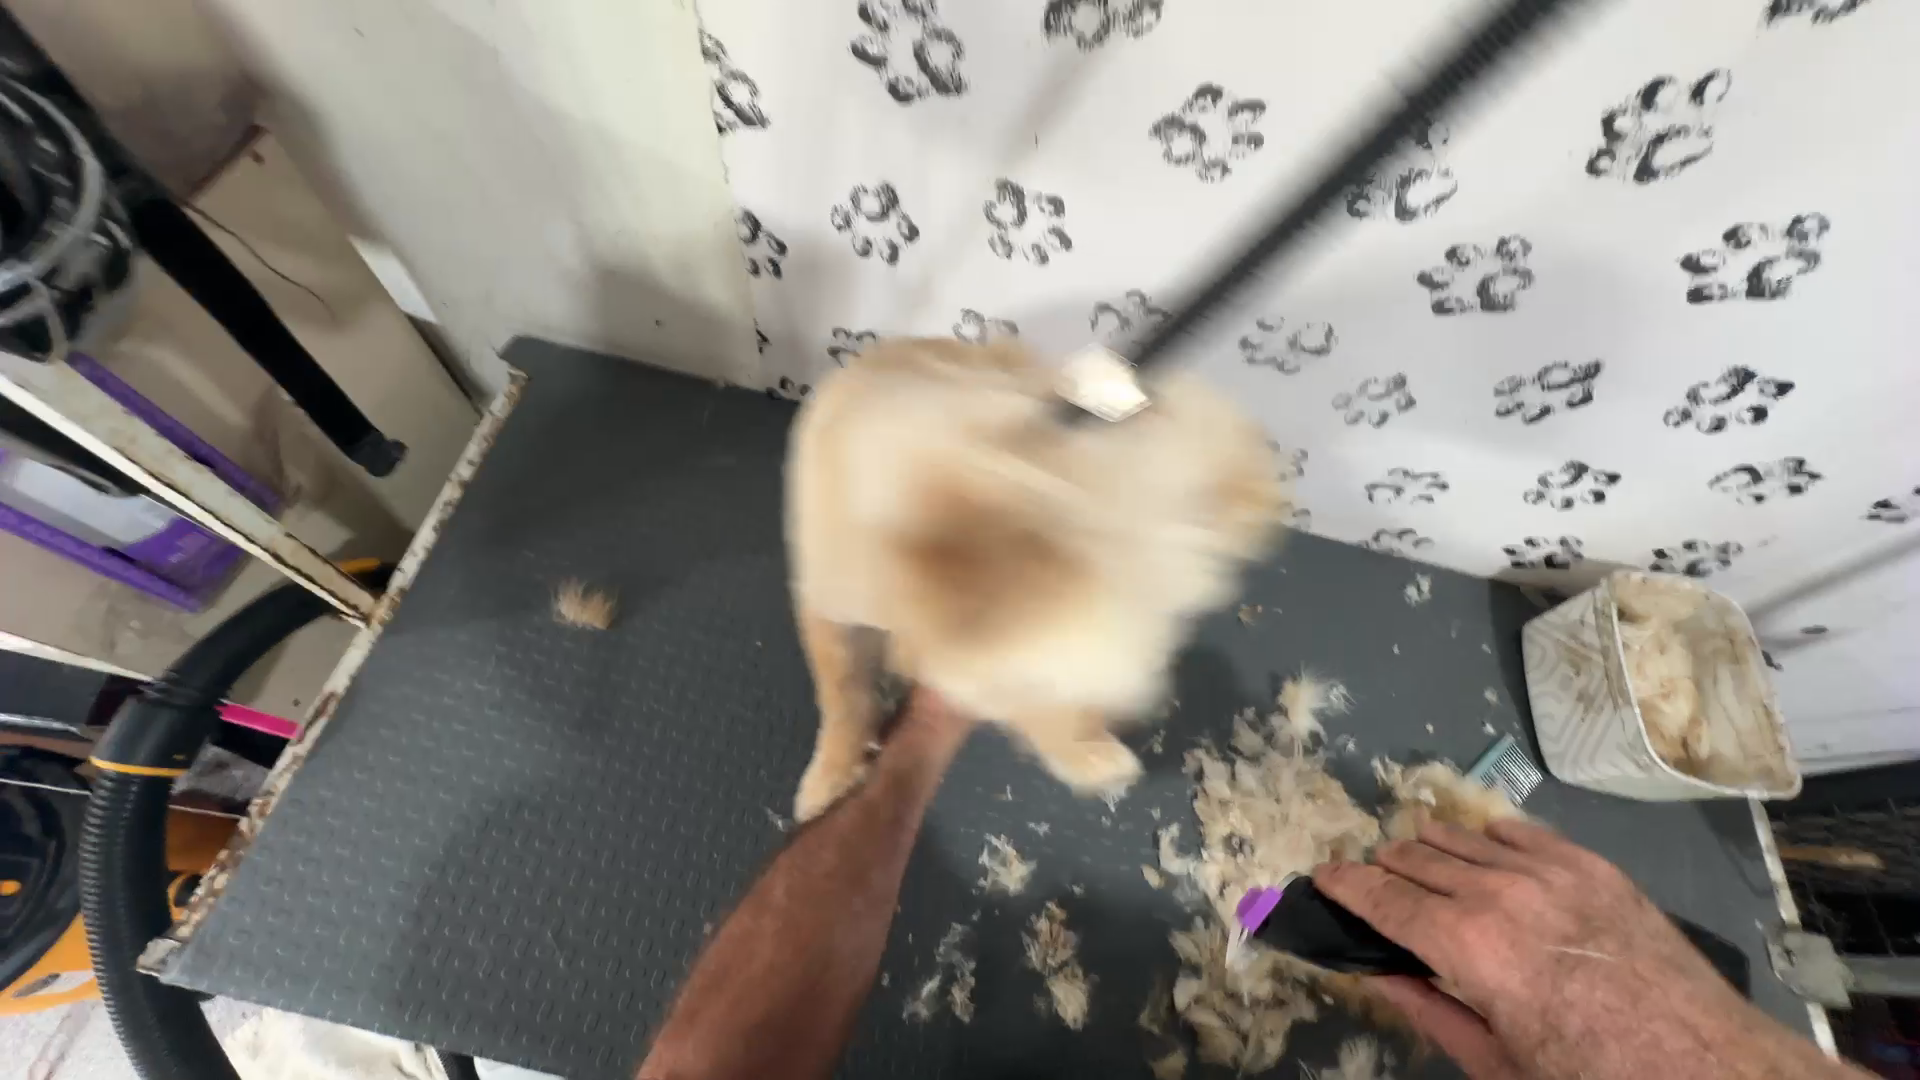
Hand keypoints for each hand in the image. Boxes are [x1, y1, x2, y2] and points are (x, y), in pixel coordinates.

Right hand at [1314, 821, 1751, 1079]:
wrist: (1722, 1076)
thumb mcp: (1501, 1066)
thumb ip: (1428, 1011)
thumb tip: (1375, 972)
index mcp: (1465, 945)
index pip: (1376, 893)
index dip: (1340, 881)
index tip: (1322, 876)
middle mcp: (1493, 891)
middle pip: (1406, 854)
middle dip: (1384, 873)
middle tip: (1387, 897)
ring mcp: (1542, 868)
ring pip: (1448, 833)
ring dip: (1426, 853)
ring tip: (1434, 880)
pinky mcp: (1584, 861)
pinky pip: (1506, 827)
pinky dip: (1483, 843)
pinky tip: (1493, 870)